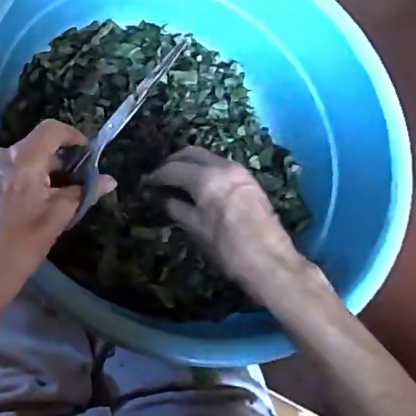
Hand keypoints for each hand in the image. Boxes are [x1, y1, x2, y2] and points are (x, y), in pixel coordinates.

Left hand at [0, 120, 114, 318]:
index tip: (86, 153)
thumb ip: (83, 191)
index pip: (52, 129)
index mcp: (21, 159)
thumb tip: (108, 180)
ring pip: (18, 159)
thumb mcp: (59, 216)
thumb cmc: (24, 244)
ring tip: (50, 198)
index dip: (73, 136)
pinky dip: (19, 179)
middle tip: (72, 183)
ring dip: (38, 171)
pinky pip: (3, 172)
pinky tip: (25, 204)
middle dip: (56, 160)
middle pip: (34, 145)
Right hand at [147, 147, 314, 296]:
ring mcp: (239, 172)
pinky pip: (220, 165)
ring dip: (190, 163)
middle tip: (159, 176)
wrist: (270, 262)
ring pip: (207, 157)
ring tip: (177, 180)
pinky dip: (205, 169)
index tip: (145, 183)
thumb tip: (163, 198)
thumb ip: (176, 208)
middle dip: (172, 161)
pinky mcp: (249, 180)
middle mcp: (223, 167)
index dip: (156, 176)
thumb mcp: (195, 229)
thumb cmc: (228, 249)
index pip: (172, 169)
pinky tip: (198, 185)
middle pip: (191, 153)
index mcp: (206, 179)